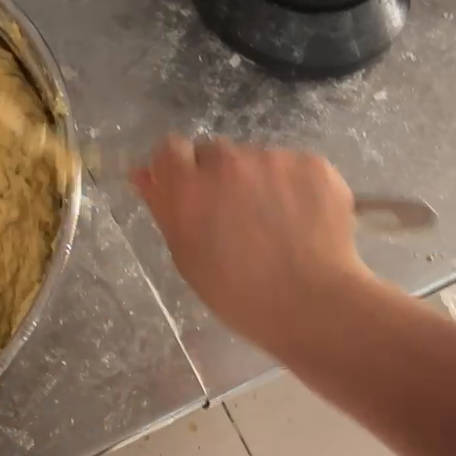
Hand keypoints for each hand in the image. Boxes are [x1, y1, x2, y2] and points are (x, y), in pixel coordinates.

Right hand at [132, 136, 373, 352]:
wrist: (312, 305)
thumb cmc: (238, 294)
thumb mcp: (187, 256)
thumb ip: (164, 208)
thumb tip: (143, 174)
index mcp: (188, 187)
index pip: (170, 150)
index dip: (180, 170)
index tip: (193, 195)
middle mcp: (227, 162)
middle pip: (215, 153)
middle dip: (221, 177)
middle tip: (238, 217)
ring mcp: (274, 159)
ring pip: (258, 160)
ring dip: (261, 181)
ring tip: (278, 224)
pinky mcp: (313, 163)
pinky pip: (296, 168)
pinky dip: (297, 187)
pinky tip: (305, 221)